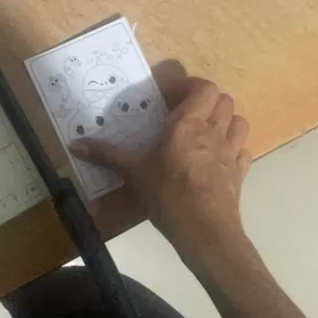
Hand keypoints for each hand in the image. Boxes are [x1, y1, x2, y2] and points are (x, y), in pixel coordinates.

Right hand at [75, 76, 252, 252]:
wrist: (204, 231)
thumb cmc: (167, 194)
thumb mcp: (133, 173)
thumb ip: (106, 155)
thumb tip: (74, 145)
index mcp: (187, 124)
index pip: (204, 88)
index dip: (191, 86)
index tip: (171, 97)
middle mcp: (213, 132)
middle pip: (224, 100)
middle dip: (207, 101)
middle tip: (185, 112)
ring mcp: (231, 152)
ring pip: (239, 121)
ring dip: (225, 120)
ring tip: (205, 130)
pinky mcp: (240, 173)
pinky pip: (244, 150)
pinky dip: (234, 147)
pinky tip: (217, 157)